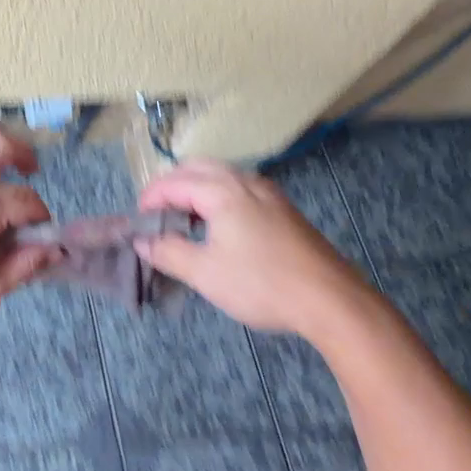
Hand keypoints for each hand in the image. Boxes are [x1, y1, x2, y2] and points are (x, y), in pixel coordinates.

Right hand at [135, 160, 368, 336]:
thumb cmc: (263, 284)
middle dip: (171, 186)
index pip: (173, 182)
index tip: (137, 222)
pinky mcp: (284, 211)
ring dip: (195, 190)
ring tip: (183, 221)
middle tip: (156, 214)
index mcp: (223, 191)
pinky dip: (218, 198)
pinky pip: (240, 190)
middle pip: (197, 168)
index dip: (150, 199)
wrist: (332, 302)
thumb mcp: (205, 273)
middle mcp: (246, 182)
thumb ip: (168, 252)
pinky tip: (218, 229)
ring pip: (222, 177)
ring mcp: (270, 194)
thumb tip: (143, 241)